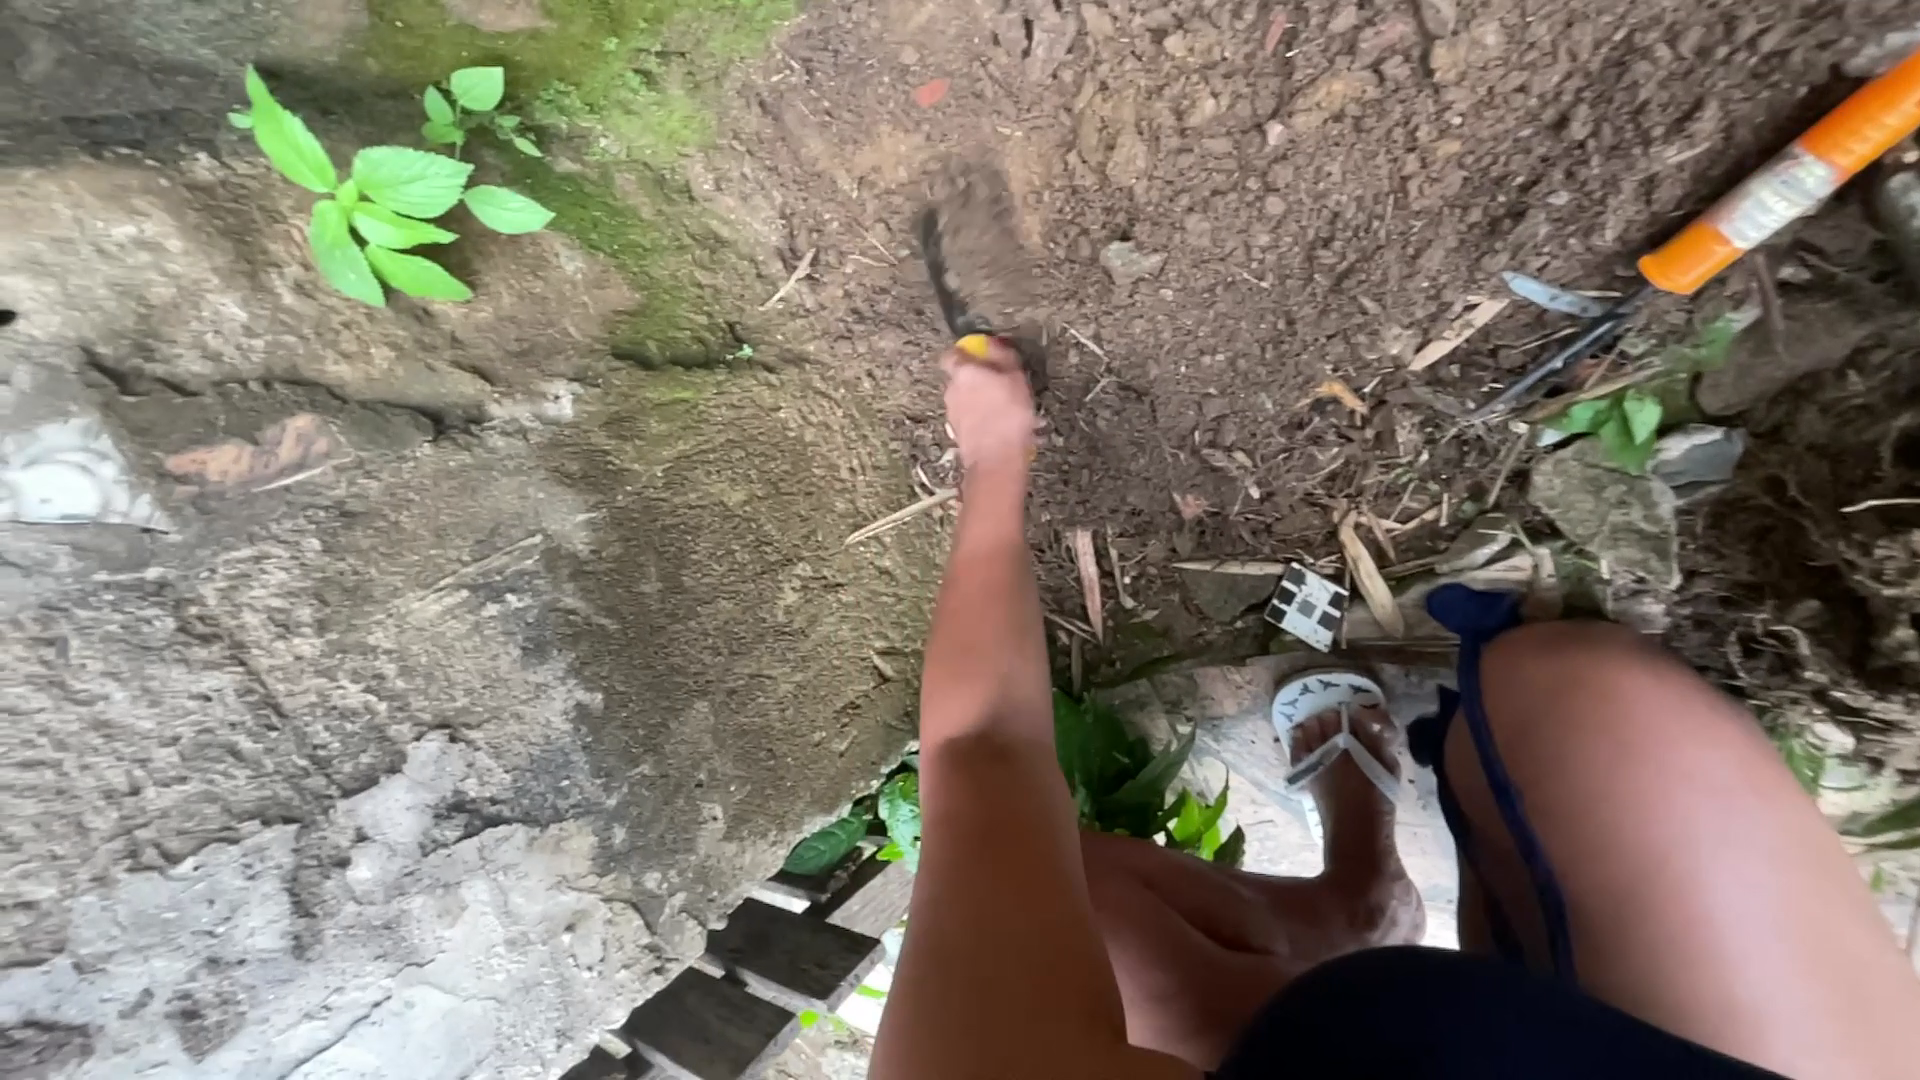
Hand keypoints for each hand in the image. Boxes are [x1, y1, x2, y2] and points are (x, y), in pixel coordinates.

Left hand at [941, 339, 1035, 476]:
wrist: (996, 458)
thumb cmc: (1008, 416)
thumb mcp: (1015, 377)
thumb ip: (1002, 356)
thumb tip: (994, 343)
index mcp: (963, 373)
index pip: (952, 354)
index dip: (965, 353)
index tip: (981, 355)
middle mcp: (952, 391)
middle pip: (961, 378)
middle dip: (978, 379)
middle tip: (1001, 384)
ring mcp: (952, 413)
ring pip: (966, 400)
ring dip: (982, 401)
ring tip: (1007, 409)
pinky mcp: (957, 432)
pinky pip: (970, 418)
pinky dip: (982, 419)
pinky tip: (1002, 426)